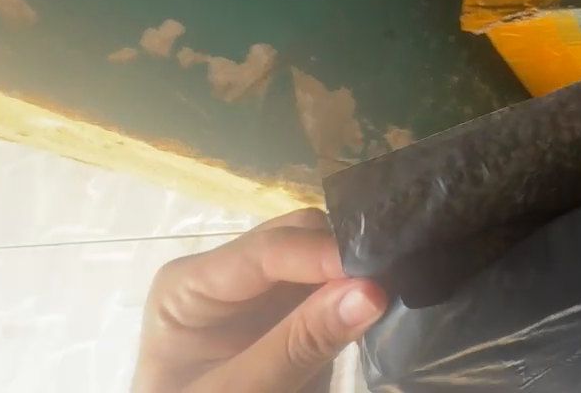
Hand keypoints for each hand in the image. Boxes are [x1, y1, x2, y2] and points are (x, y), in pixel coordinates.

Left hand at [133, 208, 387, 392]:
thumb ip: (297, 346)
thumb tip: (371, 290)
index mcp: (189, 285)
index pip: (266, 249)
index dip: (323, 254)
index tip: (374, 275)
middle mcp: (226, 272)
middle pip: (299, 236)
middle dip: (343, 255)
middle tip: (389, 283)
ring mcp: (261, 289)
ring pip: (324, 249)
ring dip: (356, 269)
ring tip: (391, 288)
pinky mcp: (291, 309)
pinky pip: (333, 281)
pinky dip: (357, 290)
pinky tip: (380, 300)